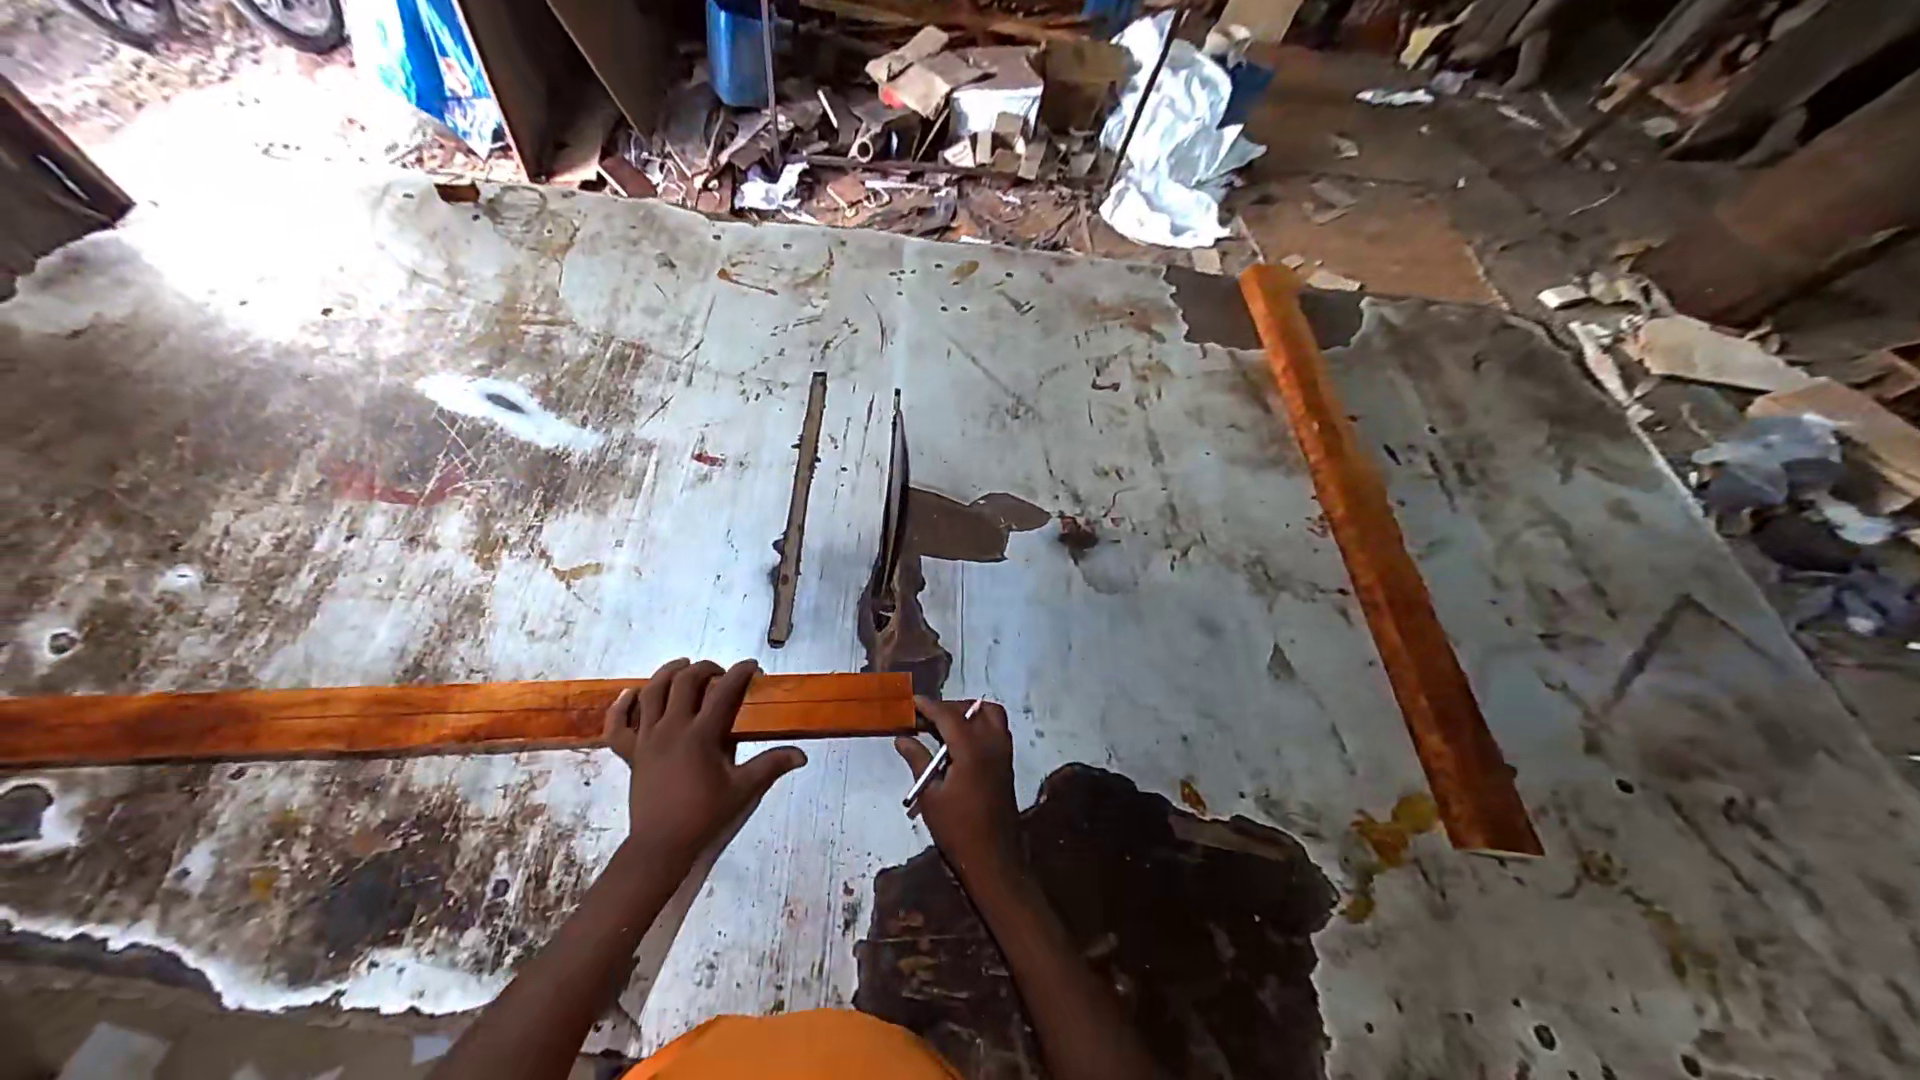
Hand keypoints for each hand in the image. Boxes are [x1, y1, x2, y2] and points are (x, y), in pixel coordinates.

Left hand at [604, 658, 806, 863]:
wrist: (662, 845)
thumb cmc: (705, 816)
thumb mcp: (743, 790)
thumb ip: (771, 766)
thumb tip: (802, 755)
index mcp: (701, 735)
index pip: (724, 692)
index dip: (740, 673)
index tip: (752, 667)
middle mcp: (672, 729)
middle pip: (685, 682)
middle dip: (704, 668)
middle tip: (719, 671)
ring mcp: (647, 739)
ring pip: (652, 693)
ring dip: (667, 674)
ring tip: (681, 666)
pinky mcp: (631, 753)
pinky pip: (618, 725)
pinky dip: (621, 707)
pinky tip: (630, 694)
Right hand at [894, 695, 1020, 882]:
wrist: (992, 858)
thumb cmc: (957, 830)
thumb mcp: (930, 795)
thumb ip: (918, 760)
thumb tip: (903, 738)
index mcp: (972, 750)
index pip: (949, 715)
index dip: (929, 706)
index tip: (912, 702)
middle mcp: (992, 744)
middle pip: (972, 709)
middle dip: (948, 708)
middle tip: (924, 719)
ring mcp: (1003, 753)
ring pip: (991, 715)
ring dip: (968, 713)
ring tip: (944, 726)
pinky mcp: (1007, 763)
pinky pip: (997, 729)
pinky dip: (980, 724)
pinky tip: (959, 742)